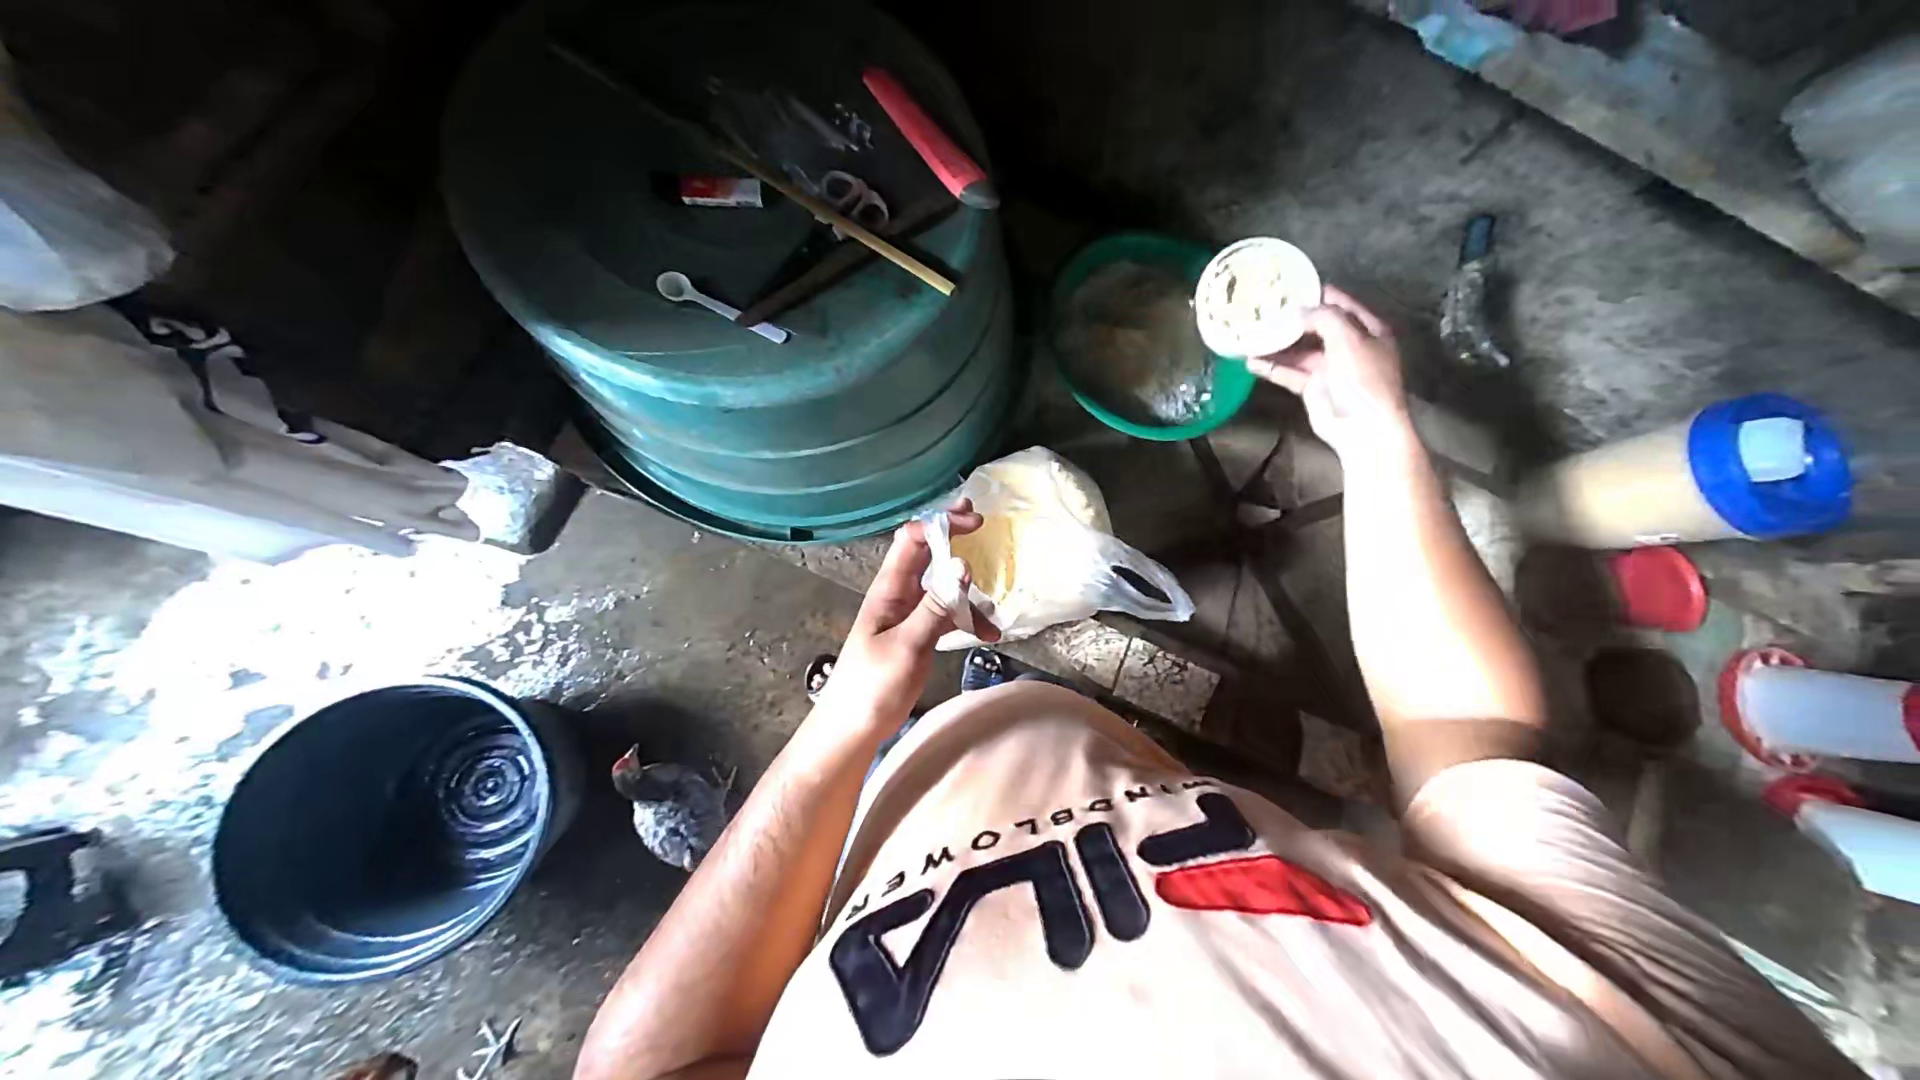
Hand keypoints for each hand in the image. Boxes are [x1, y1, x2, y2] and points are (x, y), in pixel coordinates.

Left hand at [817, 499, 998, 730]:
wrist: (853, 728)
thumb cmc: (872, 686)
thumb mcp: (908, 645)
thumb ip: (937, 607)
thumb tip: (964, 566)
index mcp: (889, 590)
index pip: (912, 540)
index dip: (942, 524)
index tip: (974, 522)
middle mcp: (899, 595)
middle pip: (927, 554)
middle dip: (952, 536)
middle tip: (980, 521)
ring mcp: (909, 615)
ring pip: (943, 588)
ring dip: (969, 596)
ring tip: (992, 617)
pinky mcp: (918, 635)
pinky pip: (947, 616)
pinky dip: (967, 620)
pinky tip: (985, 637)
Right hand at [1247, 285, 1412, 459]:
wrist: (1362, 426)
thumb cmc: (1362, 378)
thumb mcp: (1348, 338)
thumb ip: (1324, 318)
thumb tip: (1298, 311)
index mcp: (1366, 329)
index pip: (1340, 303)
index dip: (1316, 294)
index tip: (1288, 286)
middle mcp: (1348, 345)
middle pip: (1315, 327)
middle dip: (1290, 320)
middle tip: (1262, 310)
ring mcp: (1329, 367)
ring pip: (1298, 350)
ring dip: (1276, 344)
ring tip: (1250, 335)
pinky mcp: (1312, 387)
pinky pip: (1289, 373)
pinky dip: (1271, 368)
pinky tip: (1251, 362)